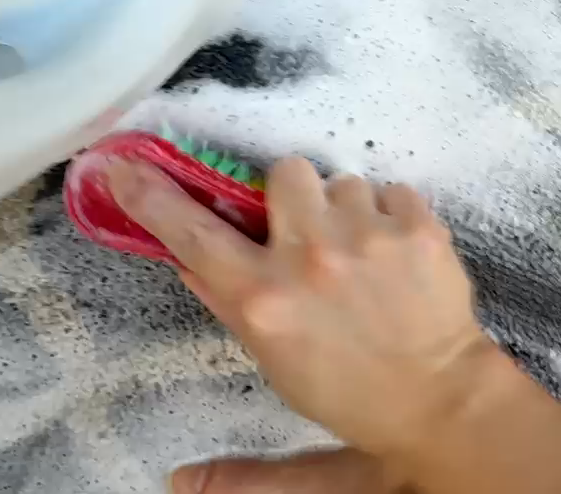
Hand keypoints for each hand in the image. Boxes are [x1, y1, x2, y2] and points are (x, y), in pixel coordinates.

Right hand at [101, 156, 508, 459]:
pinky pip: (393, 190)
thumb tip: (189, 256)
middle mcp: (311, 256)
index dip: (154, 198)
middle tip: (313, 227)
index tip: (126, 165)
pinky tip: (399, 252)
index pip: (194, 234)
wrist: (434, 395)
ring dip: (350, 210)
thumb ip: (230, 299)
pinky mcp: (417, 224)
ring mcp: (368, 235)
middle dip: (296, 194)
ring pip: (345, 182)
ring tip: (366, 252)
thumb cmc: (343, 385)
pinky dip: (394, 215)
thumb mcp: (271, 354)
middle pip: (287, 171)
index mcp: (264, 297)